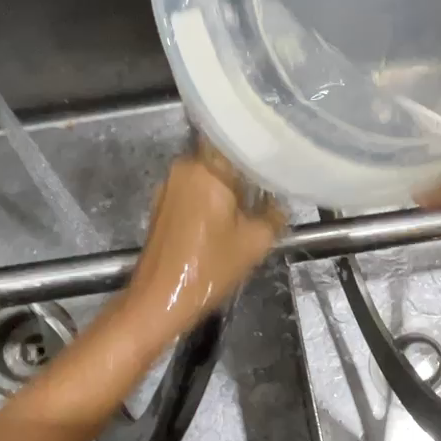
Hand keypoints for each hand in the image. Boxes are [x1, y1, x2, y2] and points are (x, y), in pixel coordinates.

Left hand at [118, 149, 285, 339]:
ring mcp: (169, 187)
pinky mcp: (162, 205)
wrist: (161, 299)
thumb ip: (274, 214)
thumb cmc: (209, 268)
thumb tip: (280, 202)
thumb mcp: (255, 243)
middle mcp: (183, 168)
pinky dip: (212, 201)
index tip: (279, 158)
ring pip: (209, 176)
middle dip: (246, 174)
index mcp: (206, 169)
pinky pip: (195, 192)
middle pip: (223, 158)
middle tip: (269, 192)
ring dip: (229, 190)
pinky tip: (226, 223)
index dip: (260, 148)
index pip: (238, 141)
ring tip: (251, 210)